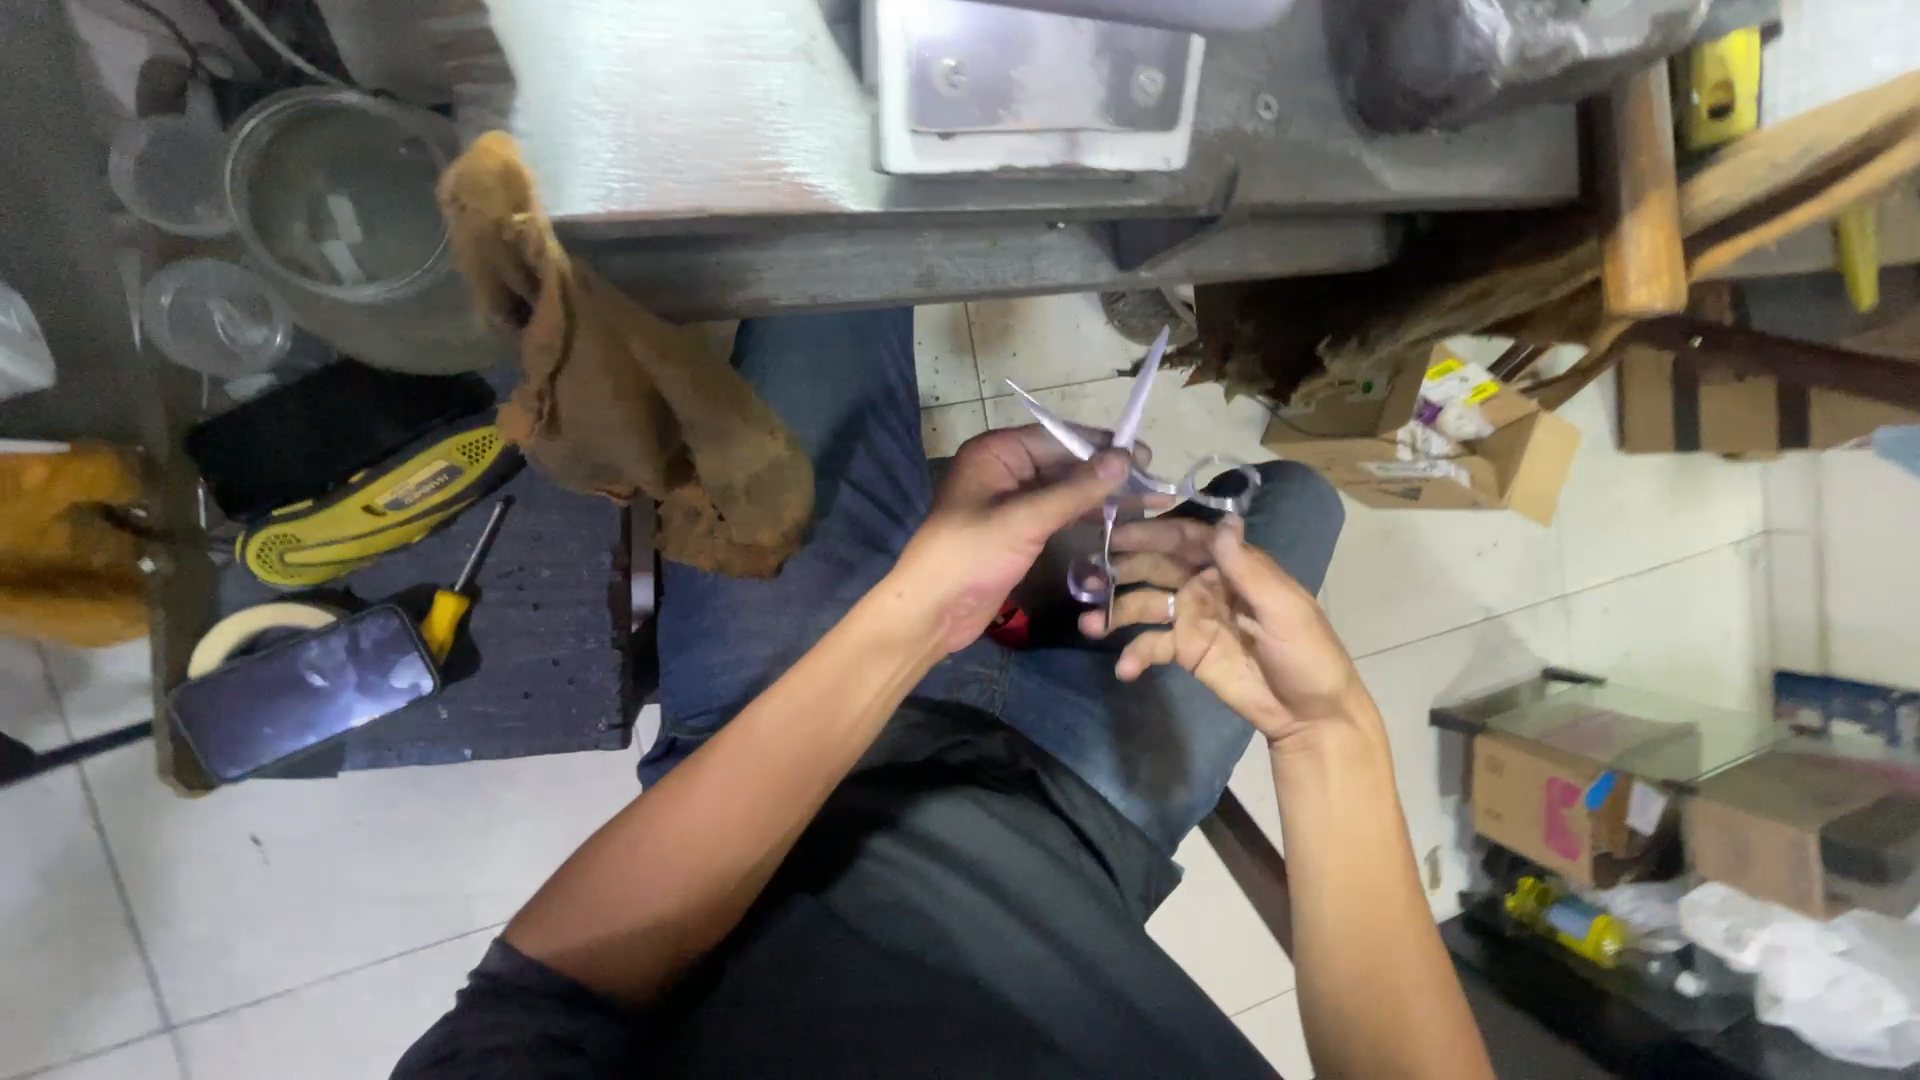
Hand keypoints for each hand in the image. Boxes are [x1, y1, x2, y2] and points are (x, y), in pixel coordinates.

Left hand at [894, 426, 1128, 655]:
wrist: (933, 610)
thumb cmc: (969, 555)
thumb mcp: (1024, 519)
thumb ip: (1075, 490)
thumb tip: (1125, 458)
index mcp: (996, 453)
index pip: (1057, 437)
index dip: (1102, 445)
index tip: (1144, 454)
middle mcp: (1004, 470)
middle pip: (1064, 462)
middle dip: (1107, 472)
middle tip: (1154, 481)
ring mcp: (1012, 502)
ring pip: (1065, 490)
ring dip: (1103, 495)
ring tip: (1150, 501)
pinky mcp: (1019, 531)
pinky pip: (1058, 514)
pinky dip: (1086, 515)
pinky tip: (1120, 519)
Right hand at [1080, 515, 1374, 753]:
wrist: (1310, 717)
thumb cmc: (1308, 656)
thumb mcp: (1285, 611)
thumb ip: (1250, 569)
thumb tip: (1224, 522)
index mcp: (1233, 568)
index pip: (1187, 539)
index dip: (1152, 532)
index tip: (1117, 533)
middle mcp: (1206, 585)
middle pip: (1157, 566)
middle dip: (1122, 568)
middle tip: (1089, 576)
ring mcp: (1192, 618)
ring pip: (1144, 603)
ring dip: (1116, 610)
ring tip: (1090, 624)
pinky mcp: (1184, 651)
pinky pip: (1150, 645)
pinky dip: (1133, 654)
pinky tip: (1124, 669)